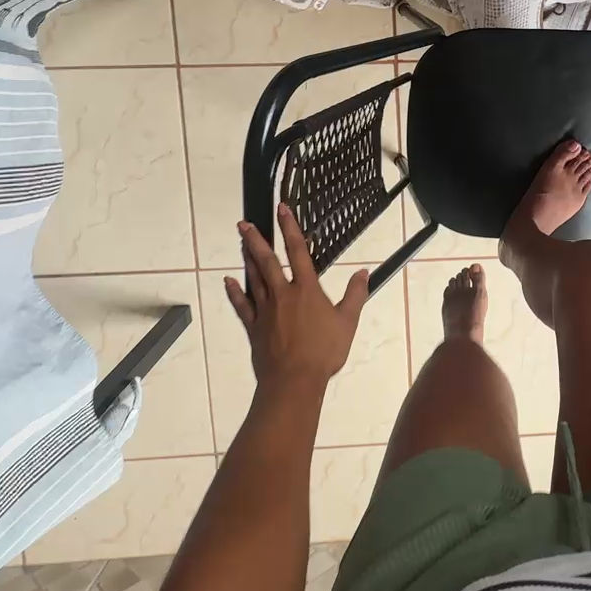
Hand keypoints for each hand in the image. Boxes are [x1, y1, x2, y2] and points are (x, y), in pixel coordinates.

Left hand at [227, 204, 370, 388]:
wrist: (294, 380)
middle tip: (244, 223)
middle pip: (267, 261)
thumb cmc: (324, 350)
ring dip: (247, 259)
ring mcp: (265, 310)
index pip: (298, 252)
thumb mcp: (348, 321)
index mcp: (307, 289)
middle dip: (256, 240)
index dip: (290, 229)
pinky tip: (228, 281)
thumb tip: (363, 272)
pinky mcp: (254, 327)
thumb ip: (355, 295)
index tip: (281, 209)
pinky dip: (234, 292)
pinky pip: (242, 305)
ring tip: (241, 242)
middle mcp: (283, 294)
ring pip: (253, 278)